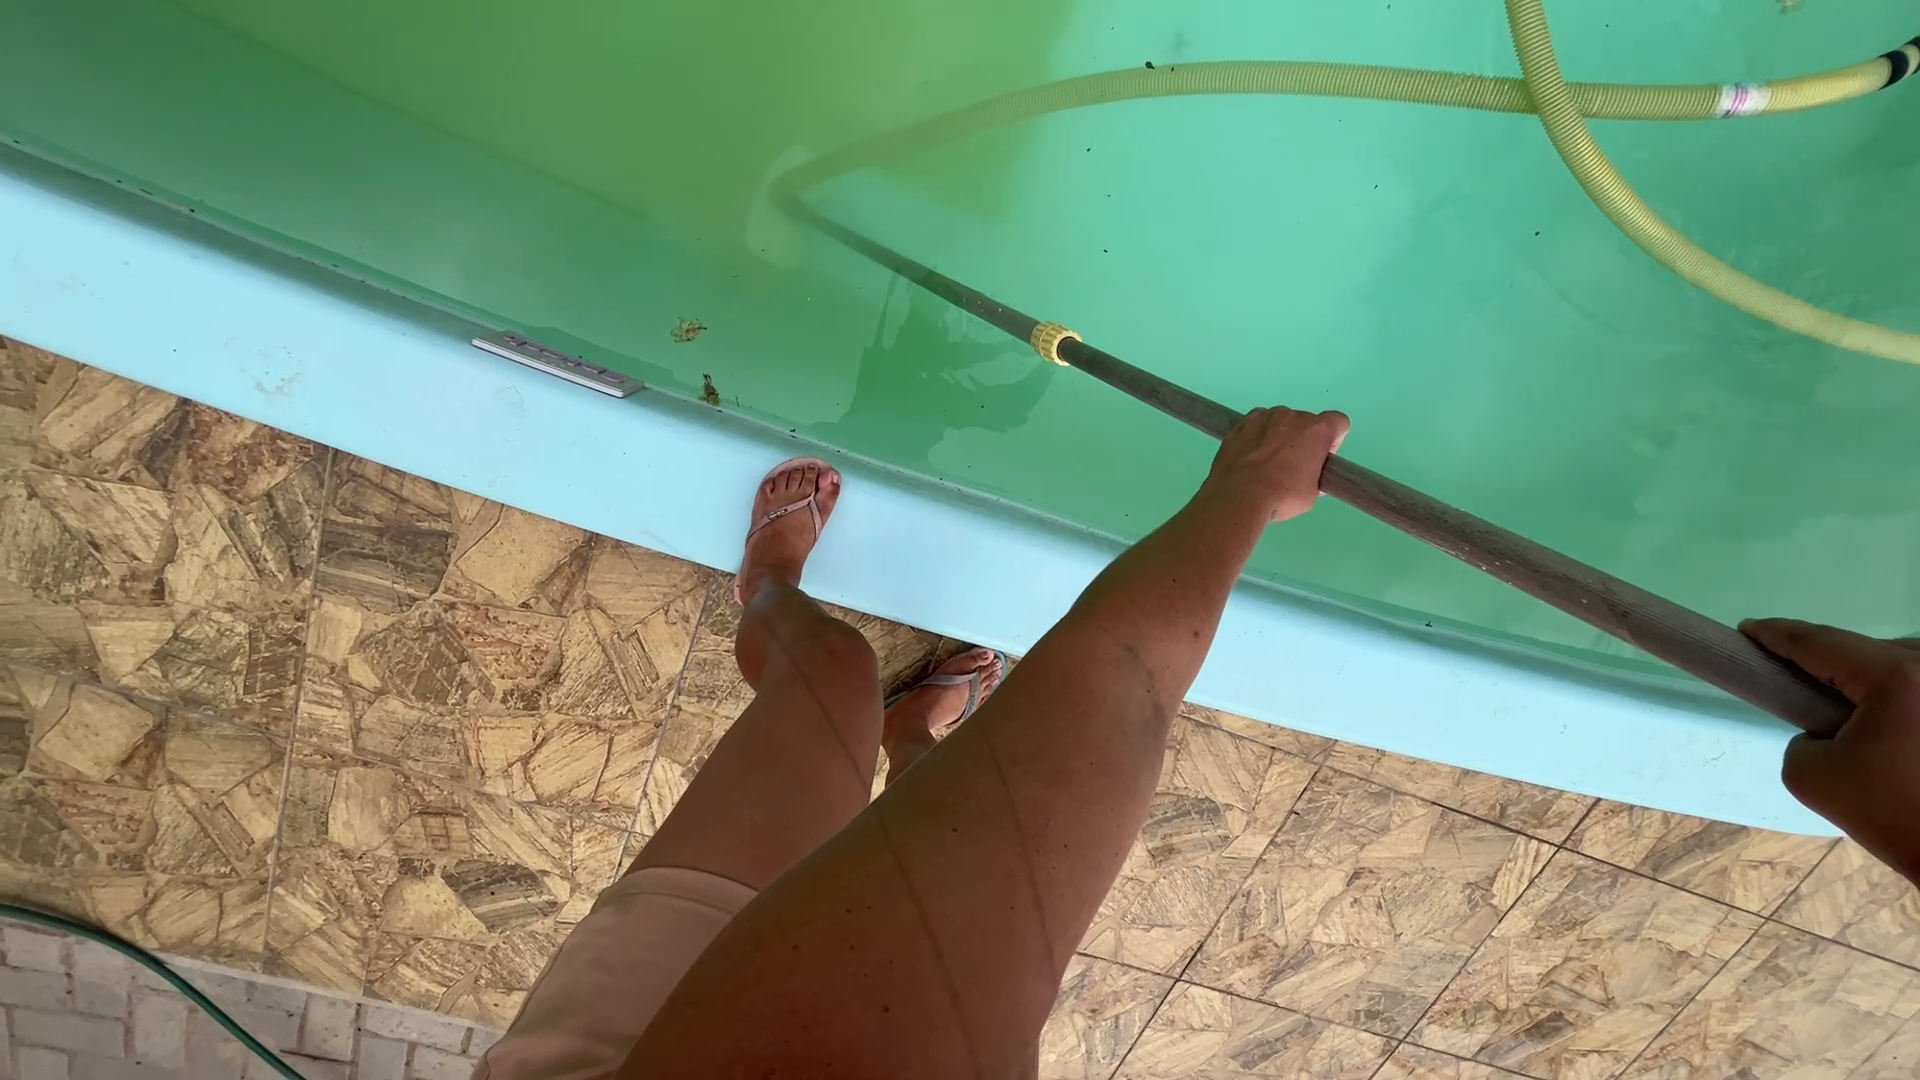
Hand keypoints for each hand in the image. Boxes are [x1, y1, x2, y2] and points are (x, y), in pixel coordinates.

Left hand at [1201, 406, 1350, 522]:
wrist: (1239, 495)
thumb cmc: (1283, 495)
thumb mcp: (1312, 493)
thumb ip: (1315, 476)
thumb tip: (1306, 477)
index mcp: (1318, 430)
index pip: (1338, 422)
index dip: (1332, 440)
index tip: (1320, 458)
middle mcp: (1292, 416)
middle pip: (1304, 422)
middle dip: (1301, 439)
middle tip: (1290, 465)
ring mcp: (1264, 417)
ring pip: (1277, 421)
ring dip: (1277, 435)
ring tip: (1265, 462)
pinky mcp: (1239, 425)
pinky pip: (1254, 425)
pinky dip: (1254, 435)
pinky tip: (1248, 455)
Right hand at [1741, 617, 1919, 884]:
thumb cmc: (1898, 818)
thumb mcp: (1809, 774)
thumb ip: (1804, 732)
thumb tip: (1829, 725)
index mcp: (1900, 679)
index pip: (1817, 641)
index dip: (1773, 634)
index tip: (1747, 632)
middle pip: (1879, 649)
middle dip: (1842, 664)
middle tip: (1811, 692)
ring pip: (1918, 666)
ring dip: (1889, 680)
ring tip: (1872, 718)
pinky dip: (1916, 701)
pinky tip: (1907, 733)